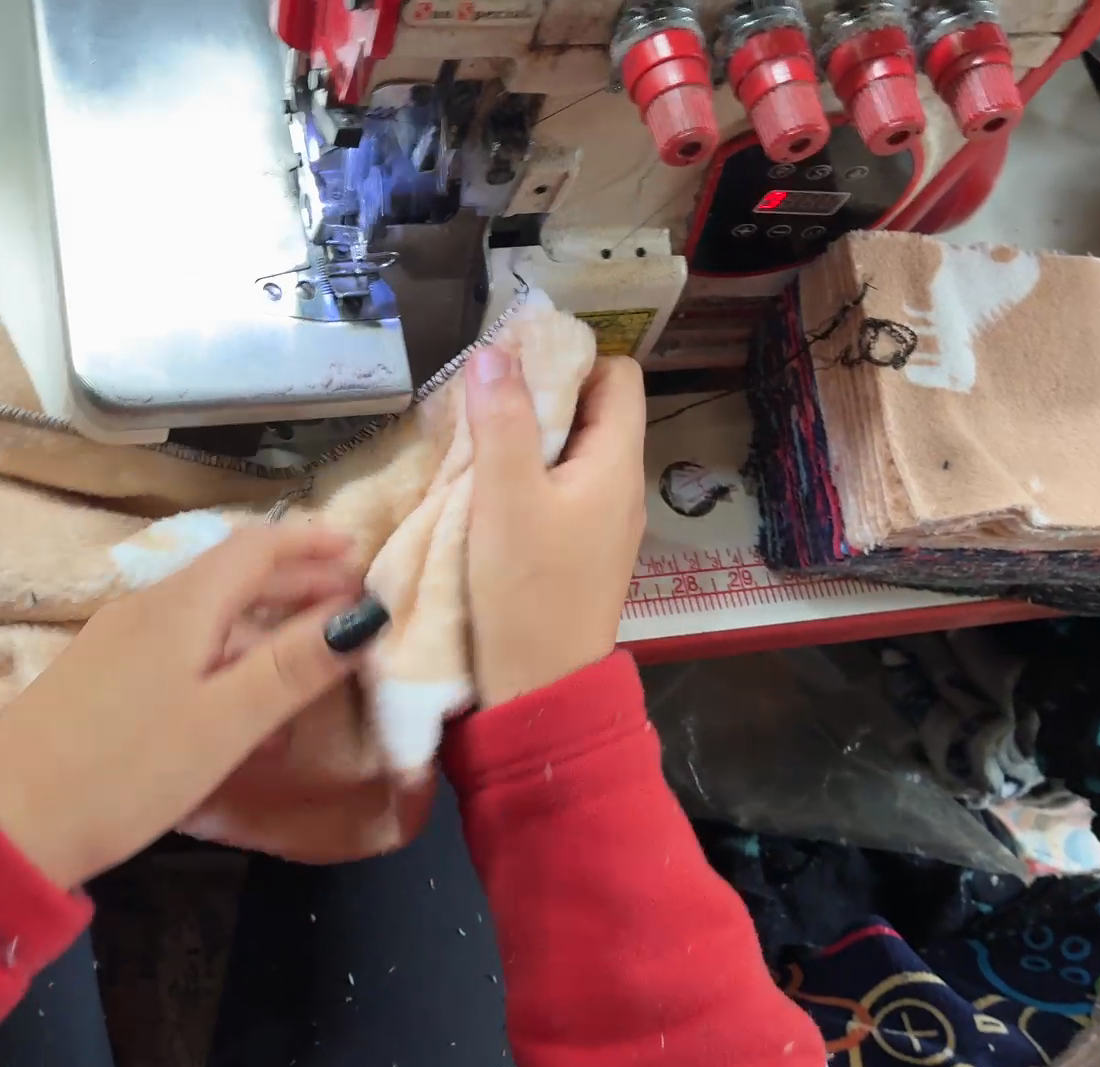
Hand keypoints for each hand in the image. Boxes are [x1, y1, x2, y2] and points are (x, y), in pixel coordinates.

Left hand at [0, 528, 388, 887]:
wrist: (4, 822)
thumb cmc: (127, 769)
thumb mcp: (224, 720)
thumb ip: (293, 665)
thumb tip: (363, 615)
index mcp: (181, 604)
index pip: (257, 547)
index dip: (310, 544)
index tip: (359, 554)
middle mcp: (150, 606)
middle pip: (234, 574)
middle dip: (296, 581)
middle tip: (350, 602)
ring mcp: (122, 639)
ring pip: (210, 611)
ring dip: (265, 618)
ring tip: (311, 644)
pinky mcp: (106, 673)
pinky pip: (184, 643)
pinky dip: (229, 651)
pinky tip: (243, 690)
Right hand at [464, 344, 646, 706]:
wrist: (540, 681)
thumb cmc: (526, 586)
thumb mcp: (505, 497)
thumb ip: (501, 422)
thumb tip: (494, 351)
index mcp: (616, 462)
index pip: (617, 376)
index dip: (570, 360)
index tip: (513, 367)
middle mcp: (620, 485)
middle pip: (593, 413)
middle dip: (540, 397)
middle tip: (482, 403)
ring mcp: (603, 521)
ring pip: (572, 453)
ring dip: (529, 439)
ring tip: (478, 444)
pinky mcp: (580, 549)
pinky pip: (560, 490)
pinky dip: (528, 478)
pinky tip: (489, 492)